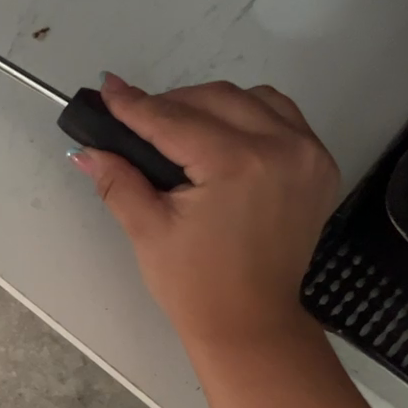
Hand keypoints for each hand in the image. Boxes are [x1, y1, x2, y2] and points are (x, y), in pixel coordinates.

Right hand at [73, 75, 340, 352]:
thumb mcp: (147, 231)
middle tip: (136, 118)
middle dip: (172, 103)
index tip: (108, 88)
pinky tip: (222, 141)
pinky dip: (250, 119)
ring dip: (213, 105)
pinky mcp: (320, 166)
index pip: (175, 122)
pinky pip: (285, 120)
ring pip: (256, 100)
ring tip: (179, 129)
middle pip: (218, 99)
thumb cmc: (192, 284)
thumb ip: (119, 183)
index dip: (135, 105)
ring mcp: (309, 154)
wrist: (248, 319)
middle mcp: (282, 147)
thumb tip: (87, 151)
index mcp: (236, 165)